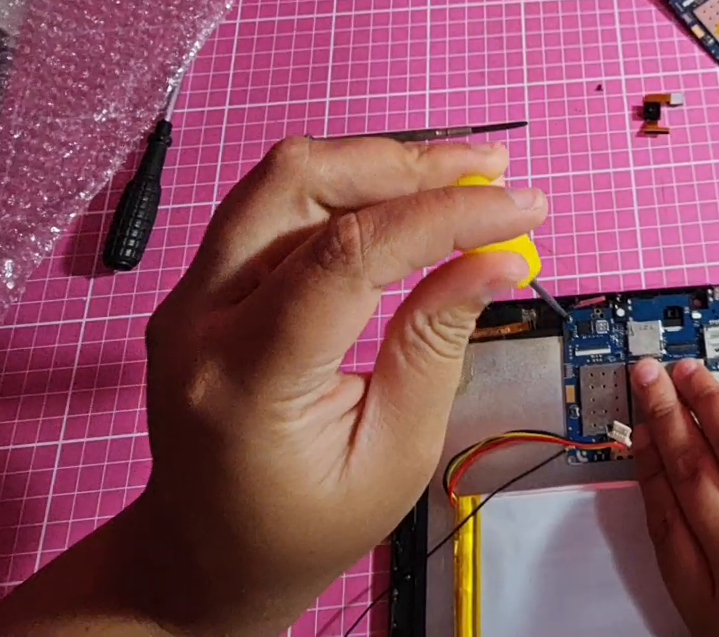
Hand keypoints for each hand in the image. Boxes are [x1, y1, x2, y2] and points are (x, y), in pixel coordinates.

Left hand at [0, 136, 546, 635]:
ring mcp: (193, 287)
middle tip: (493, 167)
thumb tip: (501, 257)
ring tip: (464, 169)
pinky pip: (284, 198)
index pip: (349, 255)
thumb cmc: (307, 525)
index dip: (446, 215)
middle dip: (409, 162)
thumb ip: (439, 343)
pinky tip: (413, 192)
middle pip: (299, 182)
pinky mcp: (206, 276)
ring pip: (288, 173)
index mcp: (246, 378)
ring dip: (385, 160)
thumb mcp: (396, 453)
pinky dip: (359, 181)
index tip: (525, 206)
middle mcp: (200, 313)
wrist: (202, 557)